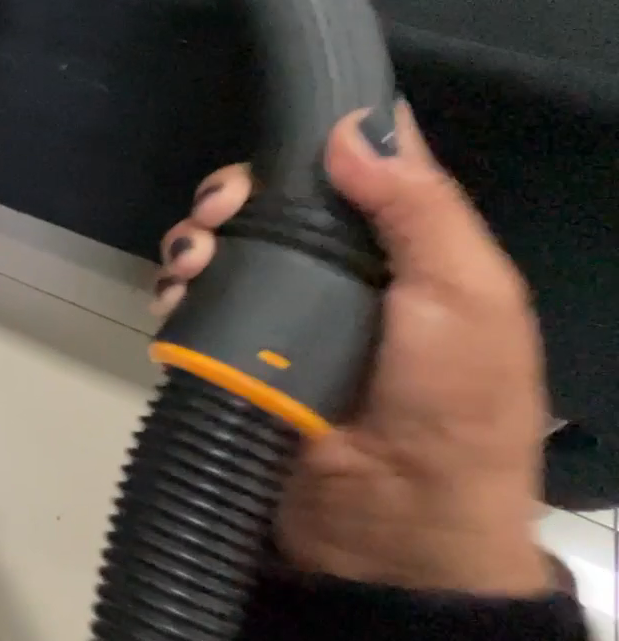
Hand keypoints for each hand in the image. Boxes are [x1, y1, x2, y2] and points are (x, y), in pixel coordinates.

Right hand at [156, 104, 552, 596]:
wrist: (388, 515)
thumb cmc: (448, 400)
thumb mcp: (468, 296)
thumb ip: (421, 209)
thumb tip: (352, 125)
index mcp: (388, 258)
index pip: (327, 185)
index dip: (291, 162)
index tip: (265, 163)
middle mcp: (321, 281)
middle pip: (253, 215)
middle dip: (224, 203)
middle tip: (216, 218)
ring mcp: (266, 320)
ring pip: (208, 255)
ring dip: (189, 248)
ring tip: (190, 270)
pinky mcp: (221, 355)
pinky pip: (181, 307)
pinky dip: (171, 296)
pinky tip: (176, 303)